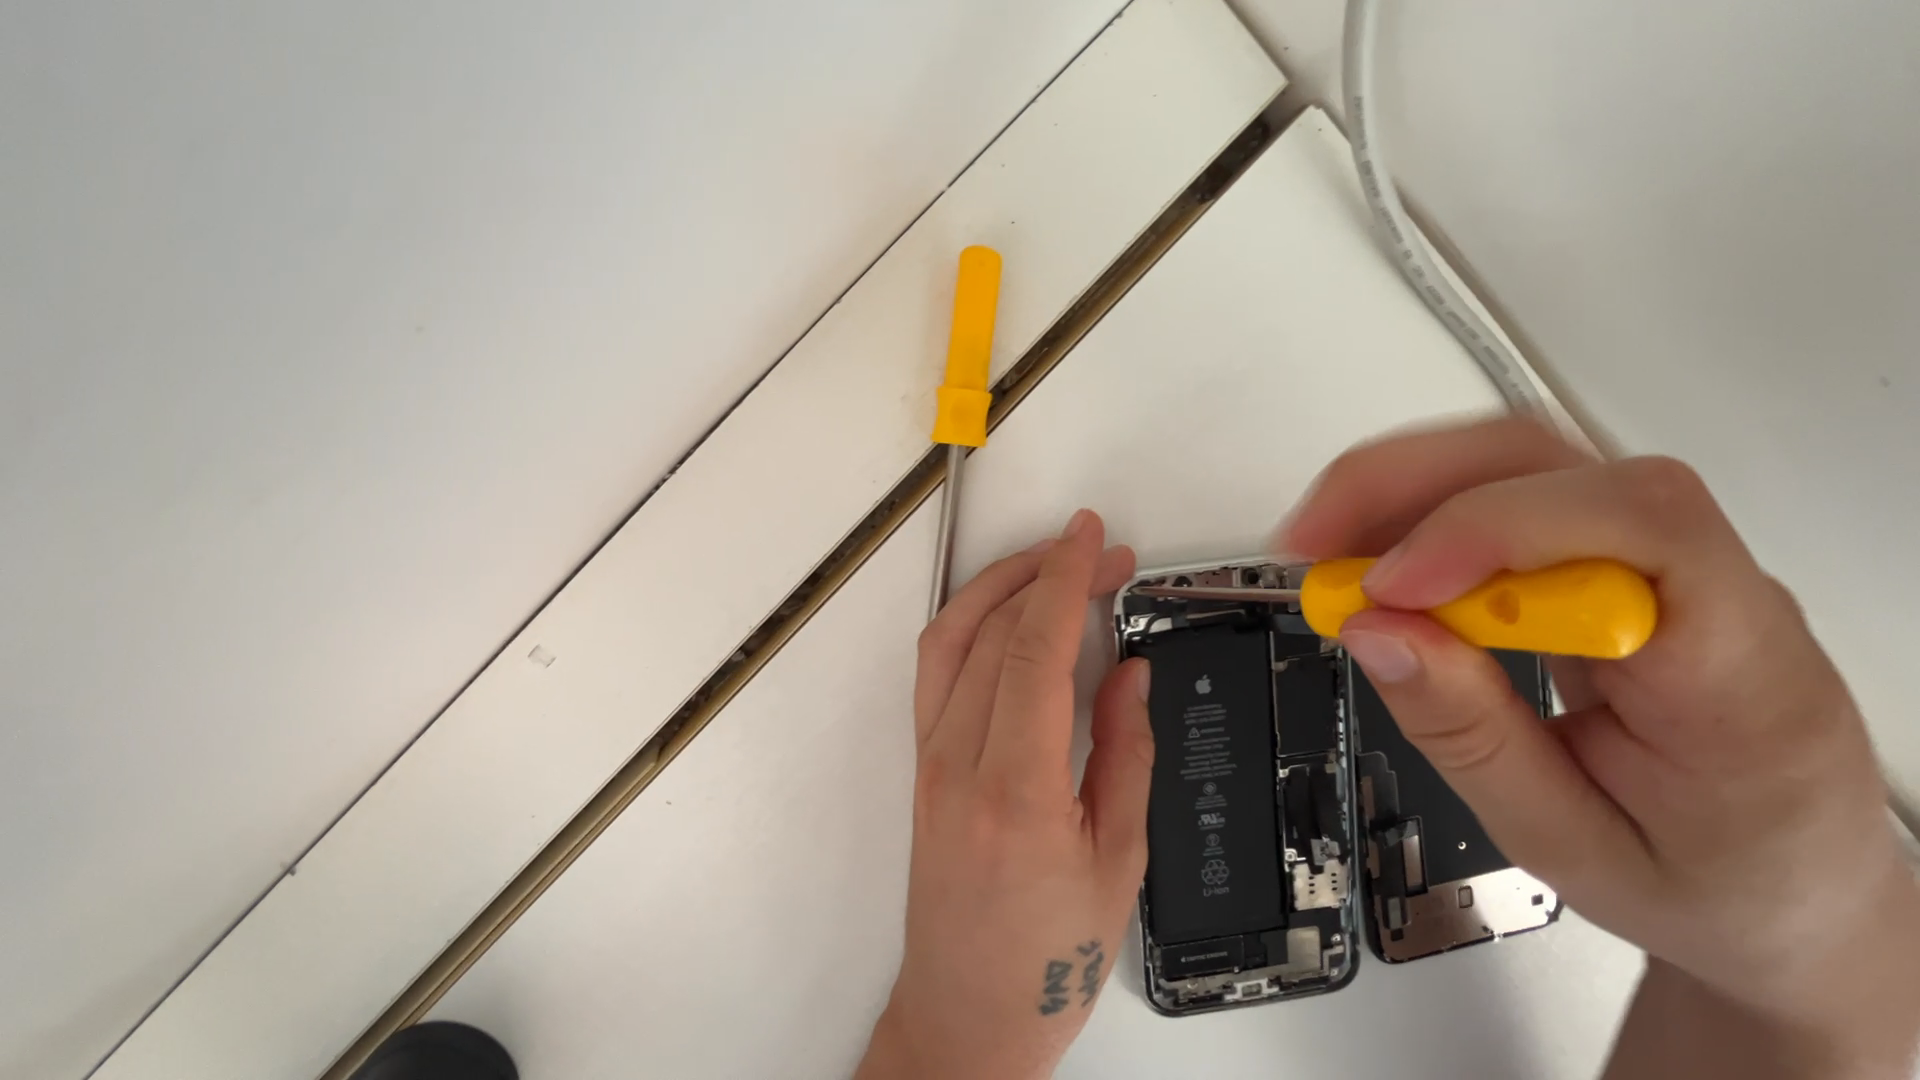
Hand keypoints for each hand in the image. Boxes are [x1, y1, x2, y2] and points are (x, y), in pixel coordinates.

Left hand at [855, 510, 1147, 1079]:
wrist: (968, 1014)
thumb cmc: (1047, 957)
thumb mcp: (1117, 860)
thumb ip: (1124, 754)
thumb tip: (1128, 674)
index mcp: (1016, 791)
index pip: (1034, 651)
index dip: (1066, 581)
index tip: (1092, 539)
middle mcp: (958, 764)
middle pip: (990, 632)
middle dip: (1045, 574)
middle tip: (1097, 552)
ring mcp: (930, 761)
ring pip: (950, 640)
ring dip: (999, 587)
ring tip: (1050, 564)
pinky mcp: (922, 766)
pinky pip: (936, 671)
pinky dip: (970, 624)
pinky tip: (1004, 613)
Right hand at [1280, 416, 1919, 1074]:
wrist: (1792, 890)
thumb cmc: (1695, 880)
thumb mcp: (1561, 838)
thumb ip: (1467, 733)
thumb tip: (1372, 631)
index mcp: (1738, 667)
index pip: (1635, 521)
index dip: (1492, 528)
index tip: (1385, 588)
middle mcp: (1710, 581)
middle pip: (1554, 462)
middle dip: (1407, 484)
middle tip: (1308, 543)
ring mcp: (1662, 560)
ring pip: (1518, 463)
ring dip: (1398, 490)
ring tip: (1318, 550)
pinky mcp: (1613, 560)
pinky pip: (1507, 498)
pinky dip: (1416, 514)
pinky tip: (1366, 559)